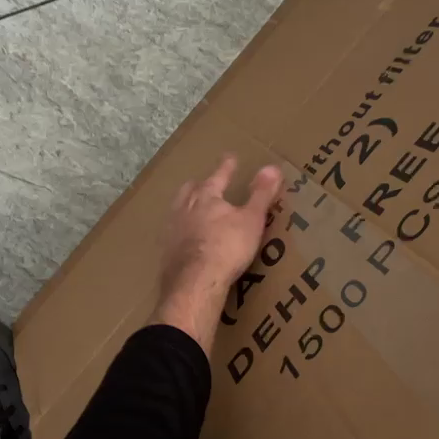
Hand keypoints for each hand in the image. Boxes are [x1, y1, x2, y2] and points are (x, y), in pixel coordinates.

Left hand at [153, 154, 282, 354]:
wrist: (194, 282)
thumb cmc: (227, 247)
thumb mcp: (251, 220)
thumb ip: (261, 194)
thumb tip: (273, 167)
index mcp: (206, 197)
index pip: (219, 175)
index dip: (227, 167)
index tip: (230, 157)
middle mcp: (184, 208)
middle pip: (189, 190)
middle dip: (198, 185)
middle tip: (201, 182)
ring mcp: (171, 230)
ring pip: (176, 210)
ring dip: (184, 206)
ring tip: (189, 207)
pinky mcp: (165, 252)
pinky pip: (171, 235)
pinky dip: (178, 232)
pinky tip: (181, 239)